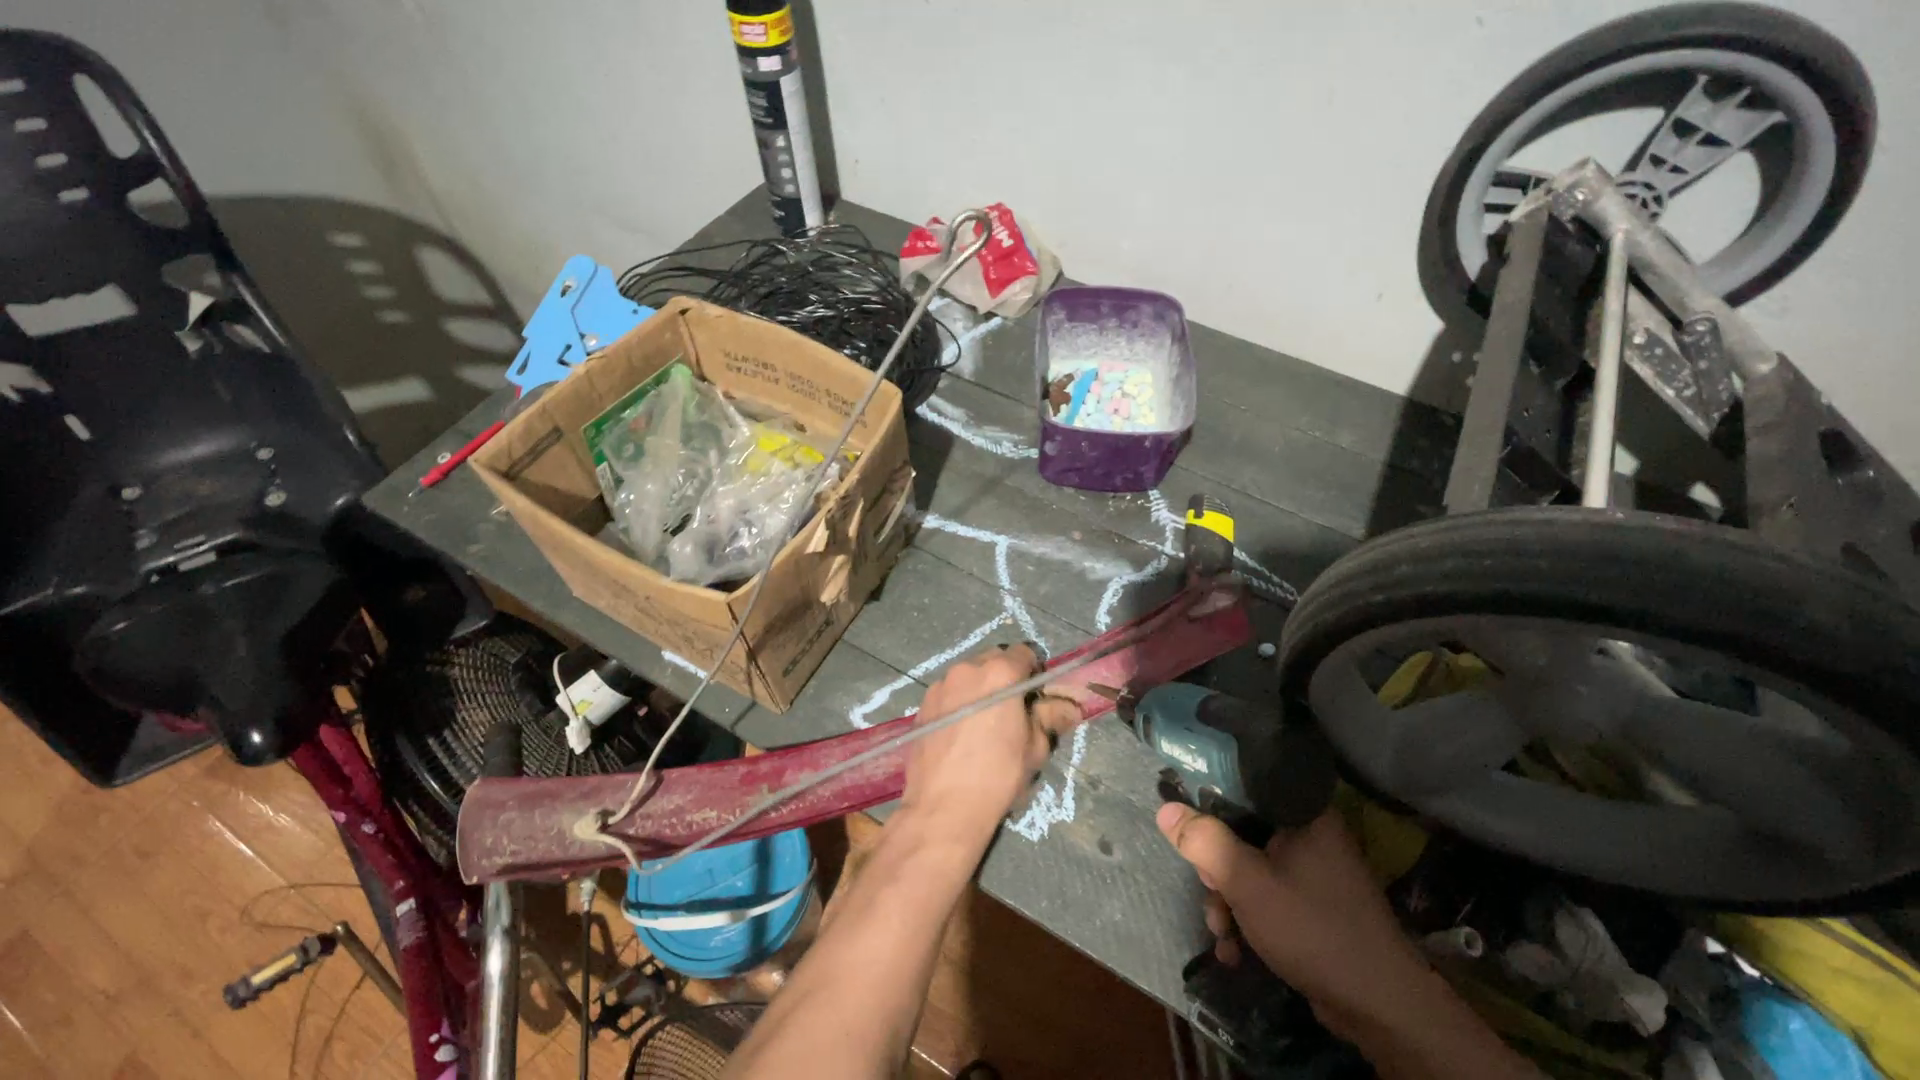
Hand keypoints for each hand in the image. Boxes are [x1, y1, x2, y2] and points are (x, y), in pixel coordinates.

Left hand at [901, 644, 1082, 835]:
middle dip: (1005, 677)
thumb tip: (1069, 706)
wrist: (943, 806)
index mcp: (999, 673)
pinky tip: (960, 733)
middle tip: (1011, 710)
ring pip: (967, 677)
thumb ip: (1051, 718)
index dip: (1033, 672)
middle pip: (993, 660)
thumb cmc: (998, 775)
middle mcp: (966, 670)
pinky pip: (948, 694)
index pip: (1024, 653)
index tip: (1035, 697)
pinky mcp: (922, 705)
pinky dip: (958, 703)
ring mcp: (940, 686)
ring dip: (979, 689)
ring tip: (982, 724)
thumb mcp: (1036, 748)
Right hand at [1156, 804, 1431, 1036]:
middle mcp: (1313, 835)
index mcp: (1305, 814)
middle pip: (1243, 834)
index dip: (1211, 808)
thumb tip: (1166, 808)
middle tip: (1212, 895)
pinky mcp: (1316, 906)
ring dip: (1228, 903)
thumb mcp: (1247, 882)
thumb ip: (1205, 842)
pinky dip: (1249, 920)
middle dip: (1218, 872)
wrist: (1375, 1004)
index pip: (1247, 788)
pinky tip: (1236, 952)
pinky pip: (1270, 898)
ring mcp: (1317, 872)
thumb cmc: (1311, 928)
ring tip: (1223, 936)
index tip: (1192, 835)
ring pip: (1253, 870)